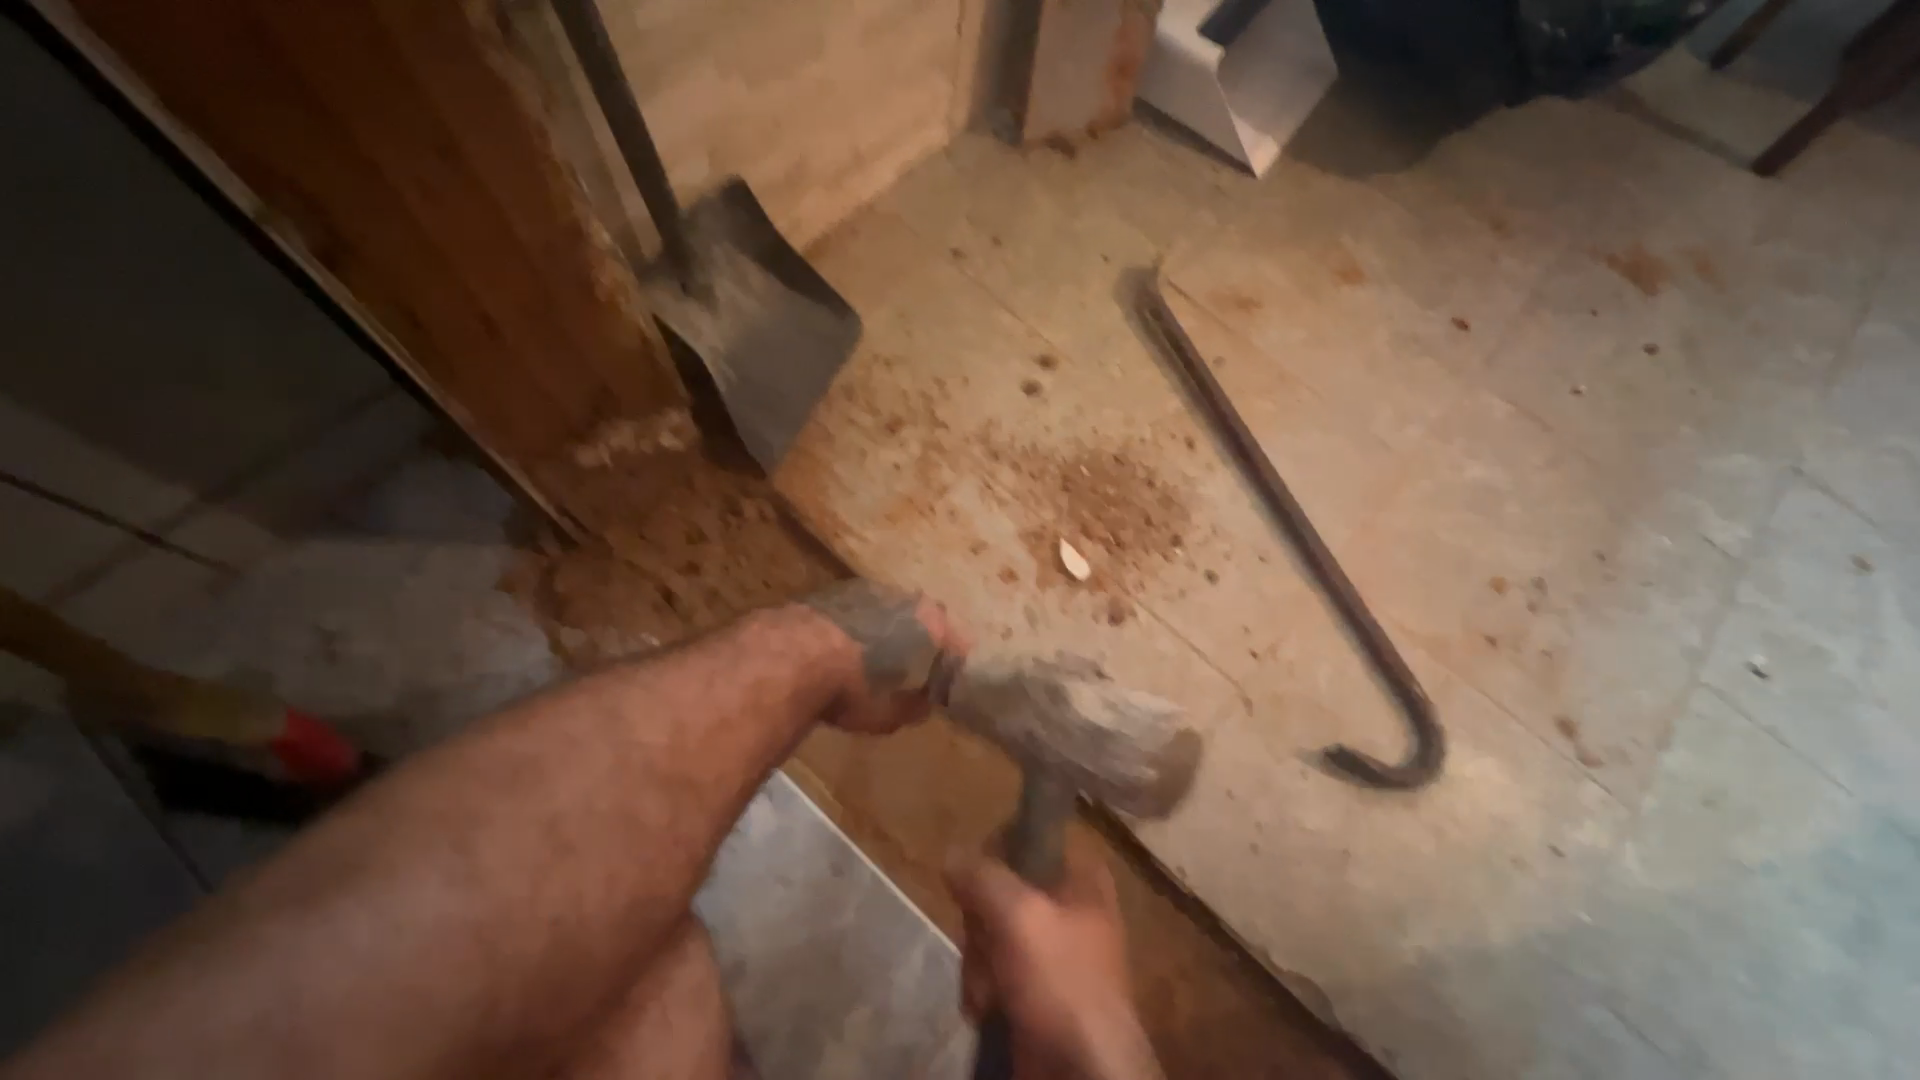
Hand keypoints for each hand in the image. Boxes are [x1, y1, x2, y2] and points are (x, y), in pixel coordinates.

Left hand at [798, 580, 968, 733]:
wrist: (789, 658)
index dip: (950, 665)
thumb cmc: (854, 688)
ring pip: (885, 611)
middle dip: (918, 641)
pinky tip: (838, 650)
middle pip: (920, 619)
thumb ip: (915, 707)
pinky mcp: (828, 591)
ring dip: (882, 632)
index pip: (955, 642)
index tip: (943, 683)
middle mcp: (902, 597)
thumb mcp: (891, 714)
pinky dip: (852, 629)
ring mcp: (863, 589)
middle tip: (909, 669)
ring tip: (870, 660)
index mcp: (929, 622)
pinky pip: (852, 613)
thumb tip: (923, 705)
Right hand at [947, 841, 1158, 1079]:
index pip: (1027, 836)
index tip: (981, 879)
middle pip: (998, 888)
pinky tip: (987, 1009)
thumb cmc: (1062, 983)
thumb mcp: (1020, 916)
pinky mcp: (1031, 989)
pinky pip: (990, 969)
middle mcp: (1066, 906)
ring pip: (988, 932)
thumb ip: (982, 876)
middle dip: (981, 924)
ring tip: (989, 991)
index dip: (996, 854)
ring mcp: (1048, 950)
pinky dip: (982, 989)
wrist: (1082, 1073)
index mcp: (1081, 876)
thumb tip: (952, 853)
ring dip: (977, 963)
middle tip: (988, 943)